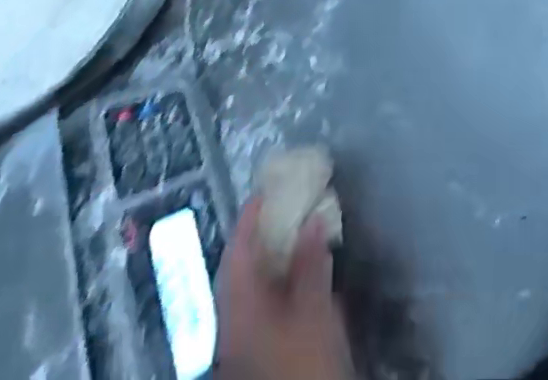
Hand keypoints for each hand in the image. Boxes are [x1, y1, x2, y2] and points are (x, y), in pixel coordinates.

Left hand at [215, 202, 353, 379]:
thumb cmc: (304, 360)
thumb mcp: (314, 309)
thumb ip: (311, 263)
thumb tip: (311, 220)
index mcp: (240, 304)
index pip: (239, 251)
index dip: (251, 217)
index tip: (268, 188)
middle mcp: (233, 319)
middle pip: (241, 268)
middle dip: (261, 235)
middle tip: (286, 206)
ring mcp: (244, 339)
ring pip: (252, 287)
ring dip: (272, 257)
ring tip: (297, 232)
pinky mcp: (258, 351)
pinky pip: (264, 302)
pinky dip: (280, 279)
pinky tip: (302, 275)